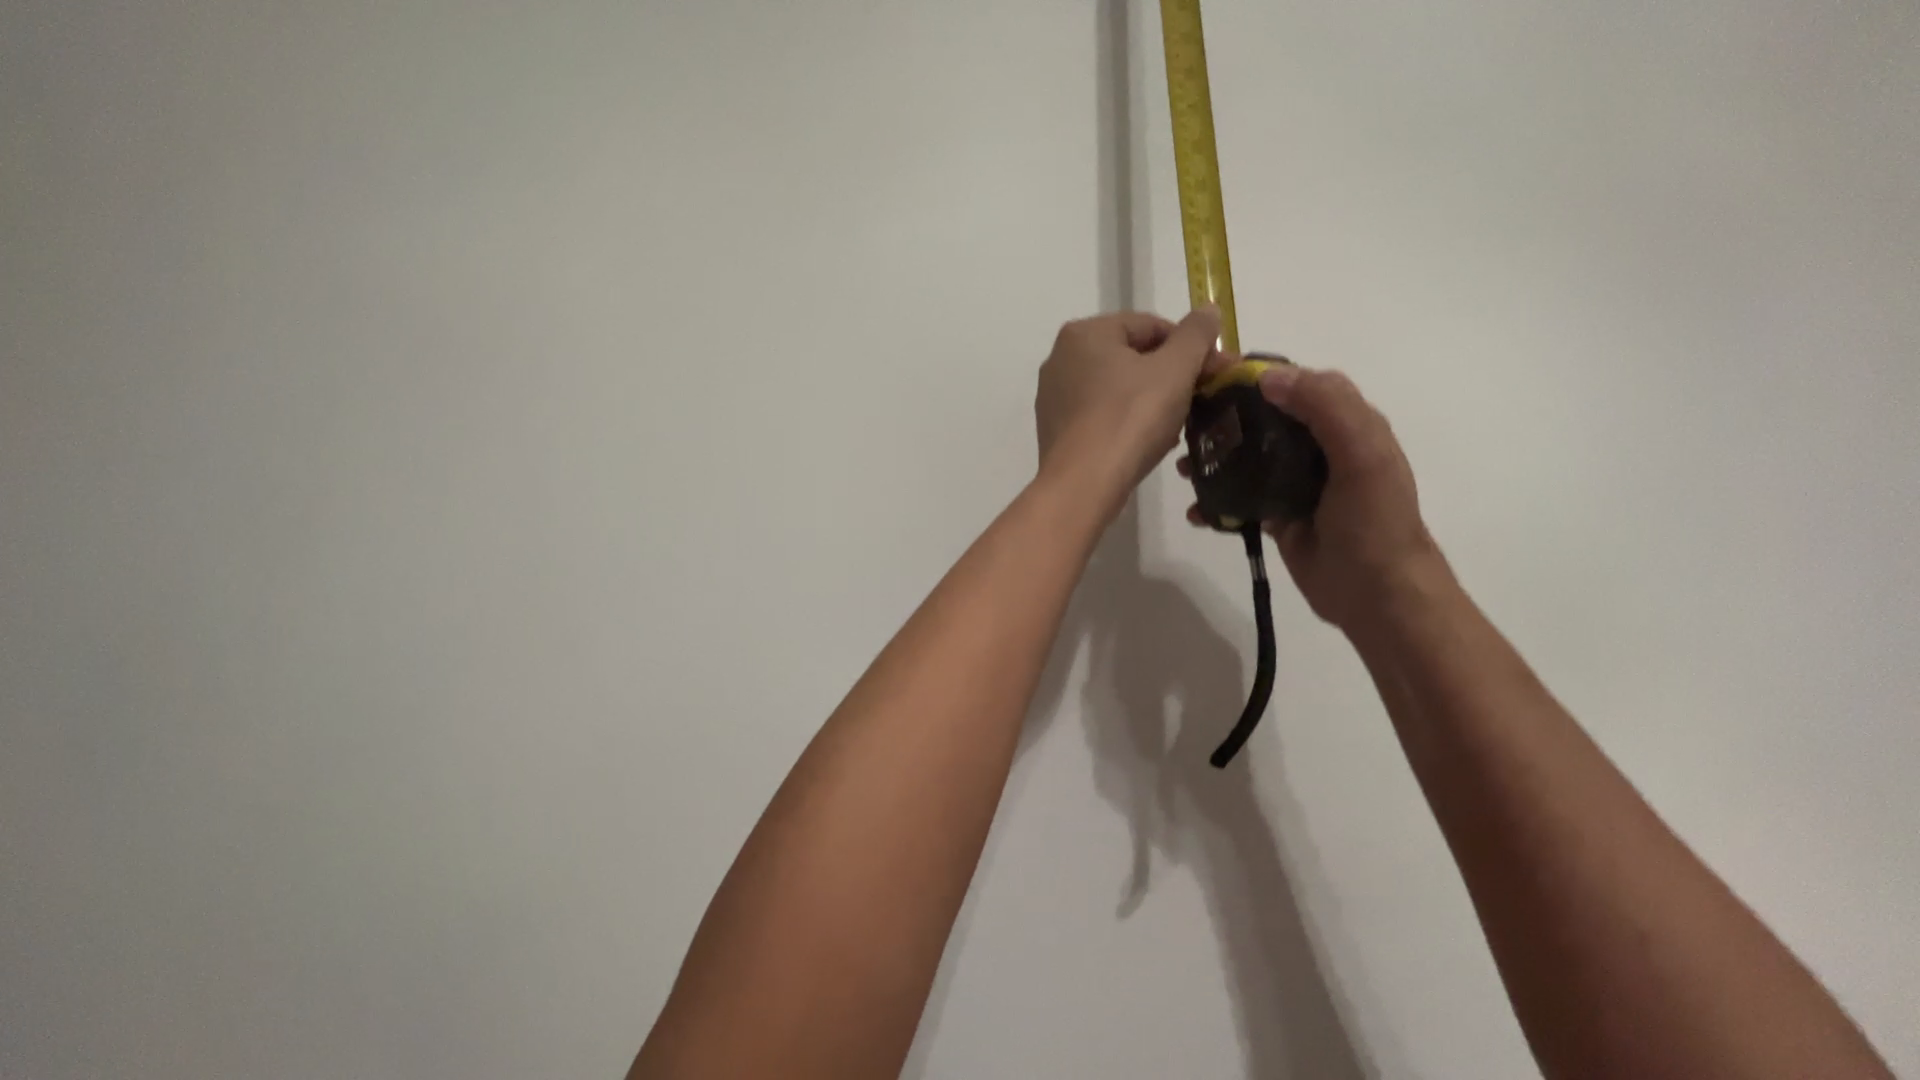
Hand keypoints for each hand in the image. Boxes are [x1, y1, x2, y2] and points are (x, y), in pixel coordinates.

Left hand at [1035, 308, 1225, 497]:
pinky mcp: (1056, 430)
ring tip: (1178, 426)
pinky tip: (1147, 443)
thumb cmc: (1130, 419)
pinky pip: (1101, 415)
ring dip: (1152, 401)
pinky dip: (1127, 422)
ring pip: (1118, 388)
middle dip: (1171, 376)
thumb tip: (1208, 309)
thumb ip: (1196, 335)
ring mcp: (1054, 396)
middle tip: (1201, 400)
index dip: (1190, 347)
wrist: (1083, 484)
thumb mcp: (1174, 370)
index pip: (1151, 325)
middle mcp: (1061, 358)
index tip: (1214, 373)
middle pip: (1132, 356)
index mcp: (1085, 332)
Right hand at [1184, 364, 1448, 630]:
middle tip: (1183, 423)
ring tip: (1183, 468)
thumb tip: (1267, 377)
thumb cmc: (1374, 521)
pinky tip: (1196, 511)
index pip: (1294, 383)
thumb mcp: (1361, 454)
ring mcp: (1295, 483)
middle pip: (1262, 418)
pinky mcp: (1277, 516)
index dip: (1253, 374)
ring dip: (1213, 458)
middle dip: (1222, 417)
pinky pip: (1239, 498)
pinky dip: (1215, 501)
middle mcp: (1318, 447)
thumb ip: (1325, 407)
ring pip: (1246, 457)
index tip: (1208, 375)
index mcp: (1344, 423)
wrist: (1378, 594)